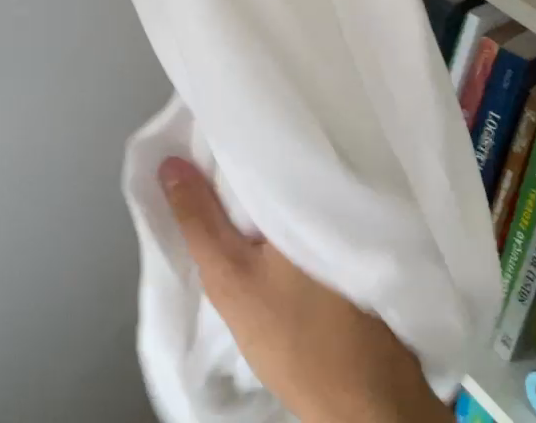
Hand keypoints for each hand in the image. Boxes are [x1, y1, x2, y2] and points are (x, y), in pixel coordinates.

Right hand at [158, 158, 452, 422]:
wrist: (365, 399)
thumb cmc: (298, 336)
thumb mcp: (232, 277)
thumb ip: (199, 220)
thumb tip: (170, 162)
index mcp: (306, 186)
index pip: (257, 140)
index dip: (221, 139)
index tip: (189, 140)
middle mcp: (335, 191)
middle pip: (274, 161)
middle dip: (236, 163)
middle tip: (194, 167)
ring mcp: (350, 217)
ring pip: (290, 187)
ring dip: (258, 190)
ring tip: (220, 189)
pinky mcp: (355, 242)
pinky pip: (307, 210)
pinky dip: (281, 213)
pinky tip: (261, 225)